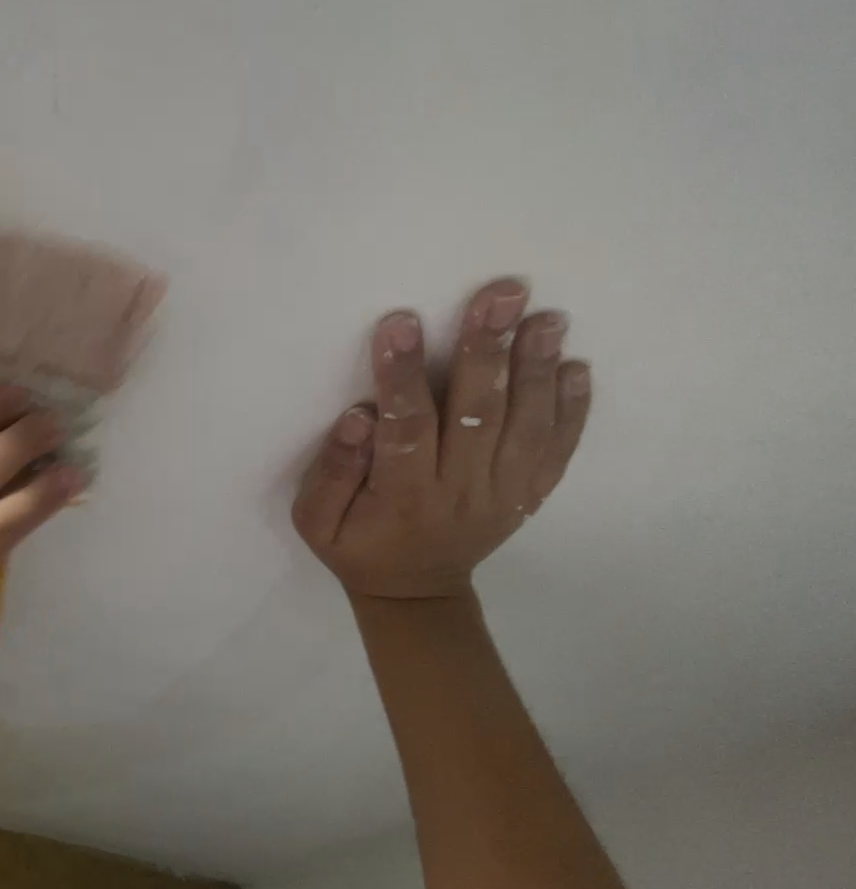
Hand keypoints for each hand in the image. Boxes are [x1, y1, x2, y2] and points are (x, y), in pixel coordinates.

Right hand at [292, 280, 592, 600]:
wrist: (416, 593)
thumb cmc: (356, 548)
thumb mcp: (315, 522)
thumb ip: (333, 472)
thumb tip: (358, 416)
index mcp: (403, 495)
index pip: (406, 427)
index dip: (402, 374)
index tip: (402, 322)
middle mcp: (461, 490)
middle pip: (478, 414)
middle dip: (486, 350)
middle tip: (501, 295)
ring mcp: (503, 493)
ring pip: (526, 425)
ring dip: (536, 368)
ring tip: (545, 317)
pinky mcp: (528, 494)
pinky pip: (557, 449)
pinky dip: (571, 408)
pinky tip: (574, 365)